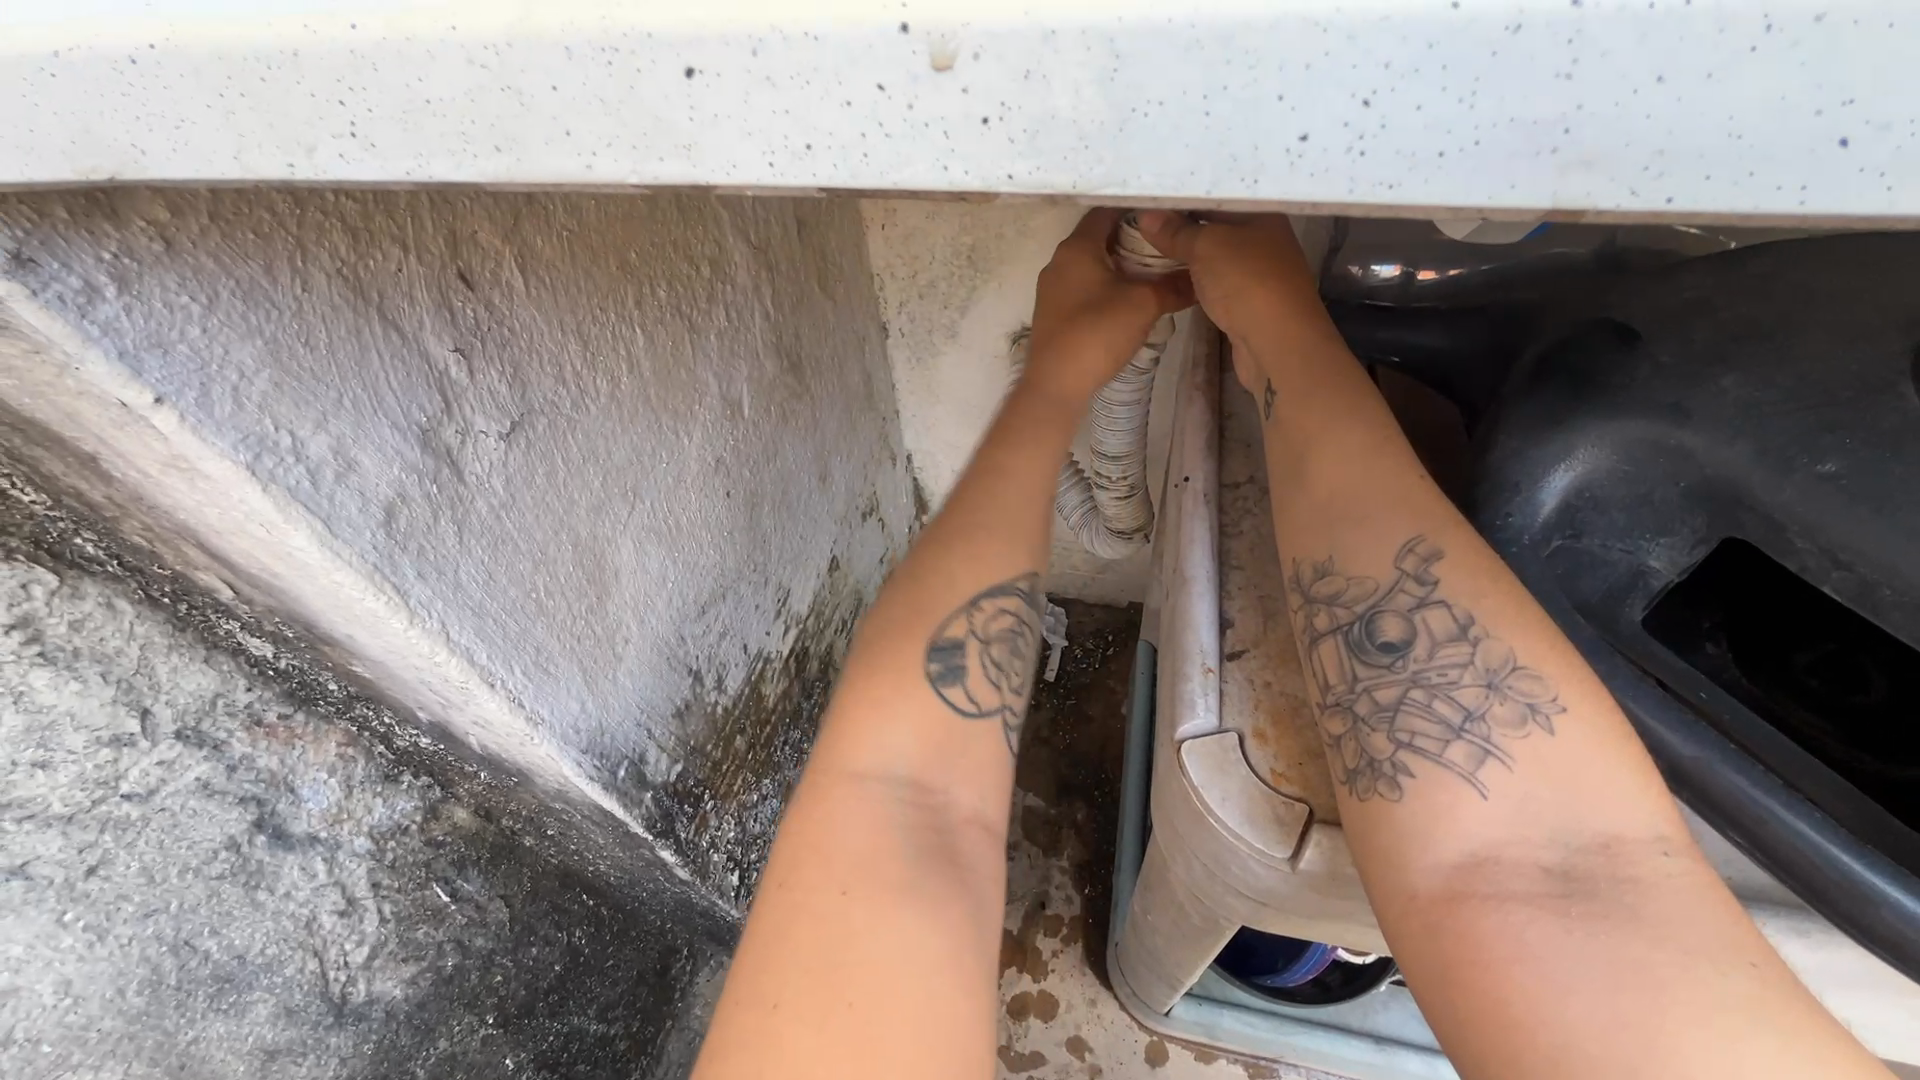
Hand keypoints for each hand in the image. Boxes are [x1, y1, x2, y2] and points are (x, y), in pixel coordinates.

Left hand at [1020, 208, 1192, 403]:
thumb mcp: (1144, 305)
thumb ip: (1173, 286)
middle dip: (1130, 241)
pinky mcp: (1052, 314)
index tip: (1164, 218)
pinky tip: (1125, 303)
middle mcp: (1058, 262)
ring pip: (1090, 266)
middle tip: (1163, 248)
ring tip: (1150, 276)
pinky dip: (1104, 289)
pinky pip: (1082, 290)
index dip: (1136, 210)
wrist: (1056, 384)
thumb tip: (1199, 278)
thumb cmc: (1097, 333)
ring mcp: (1051, 290)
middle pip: (1098, 239)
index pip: (1106, 211)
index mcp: (1076, 247)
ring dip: (1117, 267)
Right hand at [1134, 211, 1337, 392]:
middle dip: (1179, 228)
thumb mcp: (1206, 247)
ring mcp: (1256, 271)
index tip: (1147, 202)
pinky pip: (1214, 281)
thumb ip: (1176, 232)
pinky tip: (1170, 279)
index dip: (1180, 198)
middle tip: (1139, 226)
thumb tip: (1145, 216)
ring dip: (1184, 255)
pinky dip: (1194, 279)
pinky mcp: (1247, 300)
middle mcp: (1262, 237)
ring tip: (1147, 250)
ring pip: (1213, 256)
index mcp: (1259, 213)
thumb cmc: (1245, 281)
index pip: (1214, 196)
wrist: (1276, 340)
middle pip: (1213, 226)